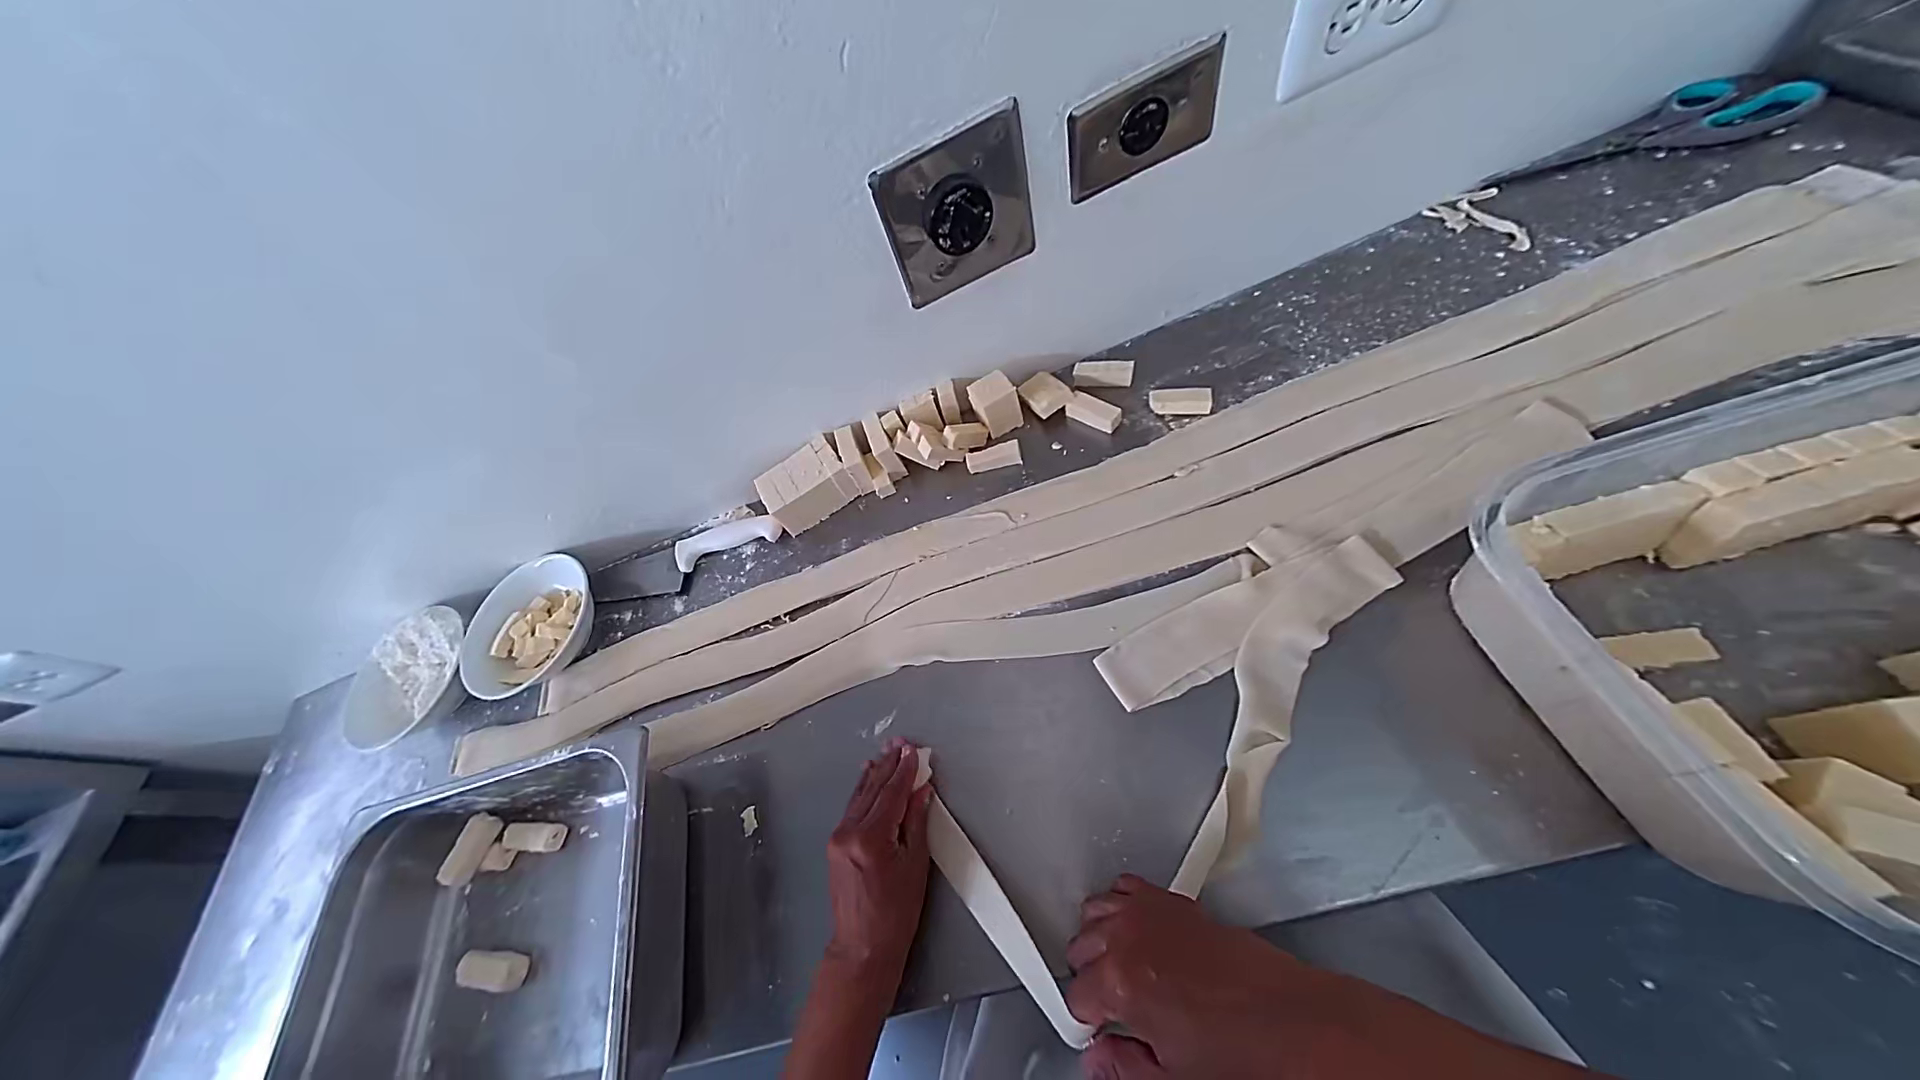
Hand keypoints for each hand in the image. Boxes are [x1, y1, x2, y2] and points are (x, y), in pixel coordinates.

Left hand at [823, 738, 933, 972]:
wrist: (863, 948)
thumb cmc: (896, 913)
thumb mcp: (916, 865)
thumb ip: (916, 822)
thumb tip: (921, 791)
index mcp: (871, 838)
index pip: (892, 793)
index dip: (906, 771)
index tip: (915, 752)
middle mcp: (849, 832)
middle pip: (873, 789)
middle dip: (889, 765)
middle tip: (902, 743)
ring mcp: (838, 837)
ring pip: (860, 795)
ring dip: (875, 773)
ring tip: (887, 752)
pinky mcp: (835, 844)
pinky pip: (852, 808)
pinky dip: (864, 790)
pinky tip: (869, 777)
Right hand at [1068, 875, 1595, 1079]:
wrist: (1299, 1025)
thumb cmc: (1247, 1051)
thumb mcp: (1174, 1076)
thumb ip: (1125, 1065)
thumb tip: (1101, 1061)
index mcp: (1121, 980)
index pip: (1076, 995)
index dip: (1086, 1019)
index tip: (1098, 1031)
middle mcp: (1130, 935)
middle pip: (1082, 944)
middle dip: (1090, 974)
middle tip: (1111, 1006)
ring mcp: (1151, 912)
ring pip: (1097, 910)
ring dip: (1100, 935)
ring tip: (1119, 965)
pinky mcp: (1174, 901)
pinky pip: (1129, 889)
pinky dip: (1123, 905)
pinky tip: (1138, 930)